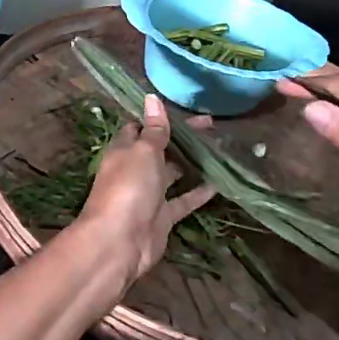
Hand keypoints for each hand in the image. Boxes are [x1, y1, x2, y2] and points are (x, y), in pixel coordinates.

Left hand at [76, 93, 215, 286]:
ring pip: (173, 173)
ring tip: (218, 149)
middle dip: (181, 138)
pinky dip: (199, 193)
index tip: (184, 107)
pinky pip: (183, 200)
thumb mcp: (143, 151)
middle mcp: (135, 170)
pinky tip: (219, 183)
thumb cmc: (128, 187)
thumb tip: (152, 98)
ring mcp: (149, 194)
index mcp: (124, 150)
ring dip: (191, 163)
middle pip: (160, 148)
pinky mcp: (163, 216)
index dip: (159, 117)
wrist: (119, 242)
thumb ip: (153, 129)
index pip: (140, 127)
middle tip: (212, 125)